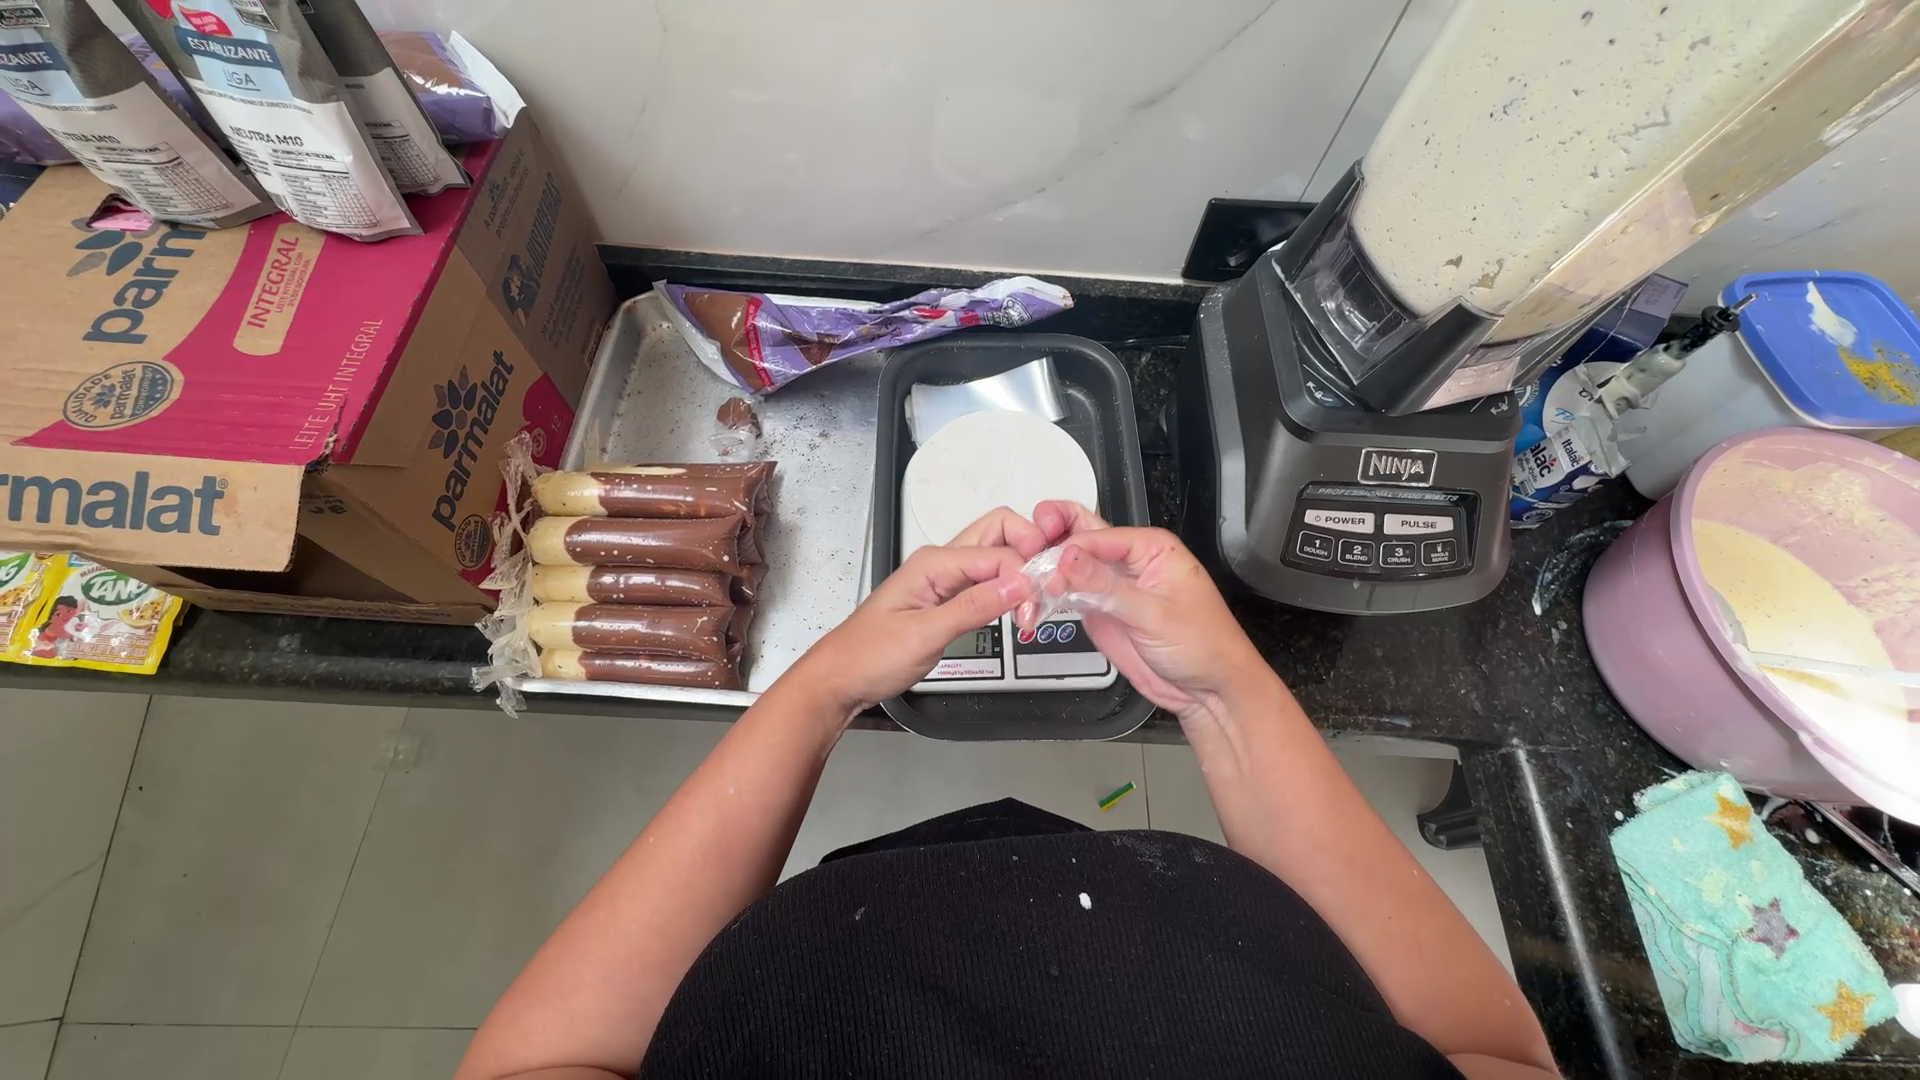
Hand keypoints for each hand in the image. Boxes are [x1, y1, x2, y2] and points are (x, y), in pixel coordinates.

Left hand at [784, 536, 1033, 716]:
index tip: (1033, 610)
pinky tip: (1018, 610)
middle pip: (999, 532)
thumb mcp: (925, 634)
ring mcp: (945, 578)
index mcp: (934, 562)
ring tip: (1033, 606)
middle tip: (1045, 588)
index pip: (997, 553)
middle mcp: (941, 562)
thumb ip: (974, 607)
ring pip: (996, 555)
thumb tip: (1020, 583)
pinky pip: (987, 581)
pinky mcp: (948, 598)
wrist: (840, 679)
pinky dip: (1008, 590)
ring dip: (1021, 572)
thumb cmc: (870, 656)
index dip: (1023, 577)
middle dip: (1029, 551)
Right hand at [1022, 501, 1268, 722]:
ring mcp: (1111, 586)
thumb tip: (1069, 557)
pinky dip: (1048, 598)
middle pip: (1080, 537)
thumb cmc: (1204, 645)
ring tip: (1024, 585)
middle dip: (1050, 542)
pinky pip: (1067, 595)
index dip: (1069, 547)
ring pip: (1068, 567)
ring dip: (1045, 574)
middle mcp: (1128, 561)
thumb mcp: (1154, 612)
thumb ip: (1106, 586)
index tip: (1047, 565)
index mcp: (1151, 547)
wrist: (1208, 691)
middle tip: (1024, 551)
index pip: (1098, 535)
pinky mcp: (1099, 610)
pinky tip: (1032, 602)